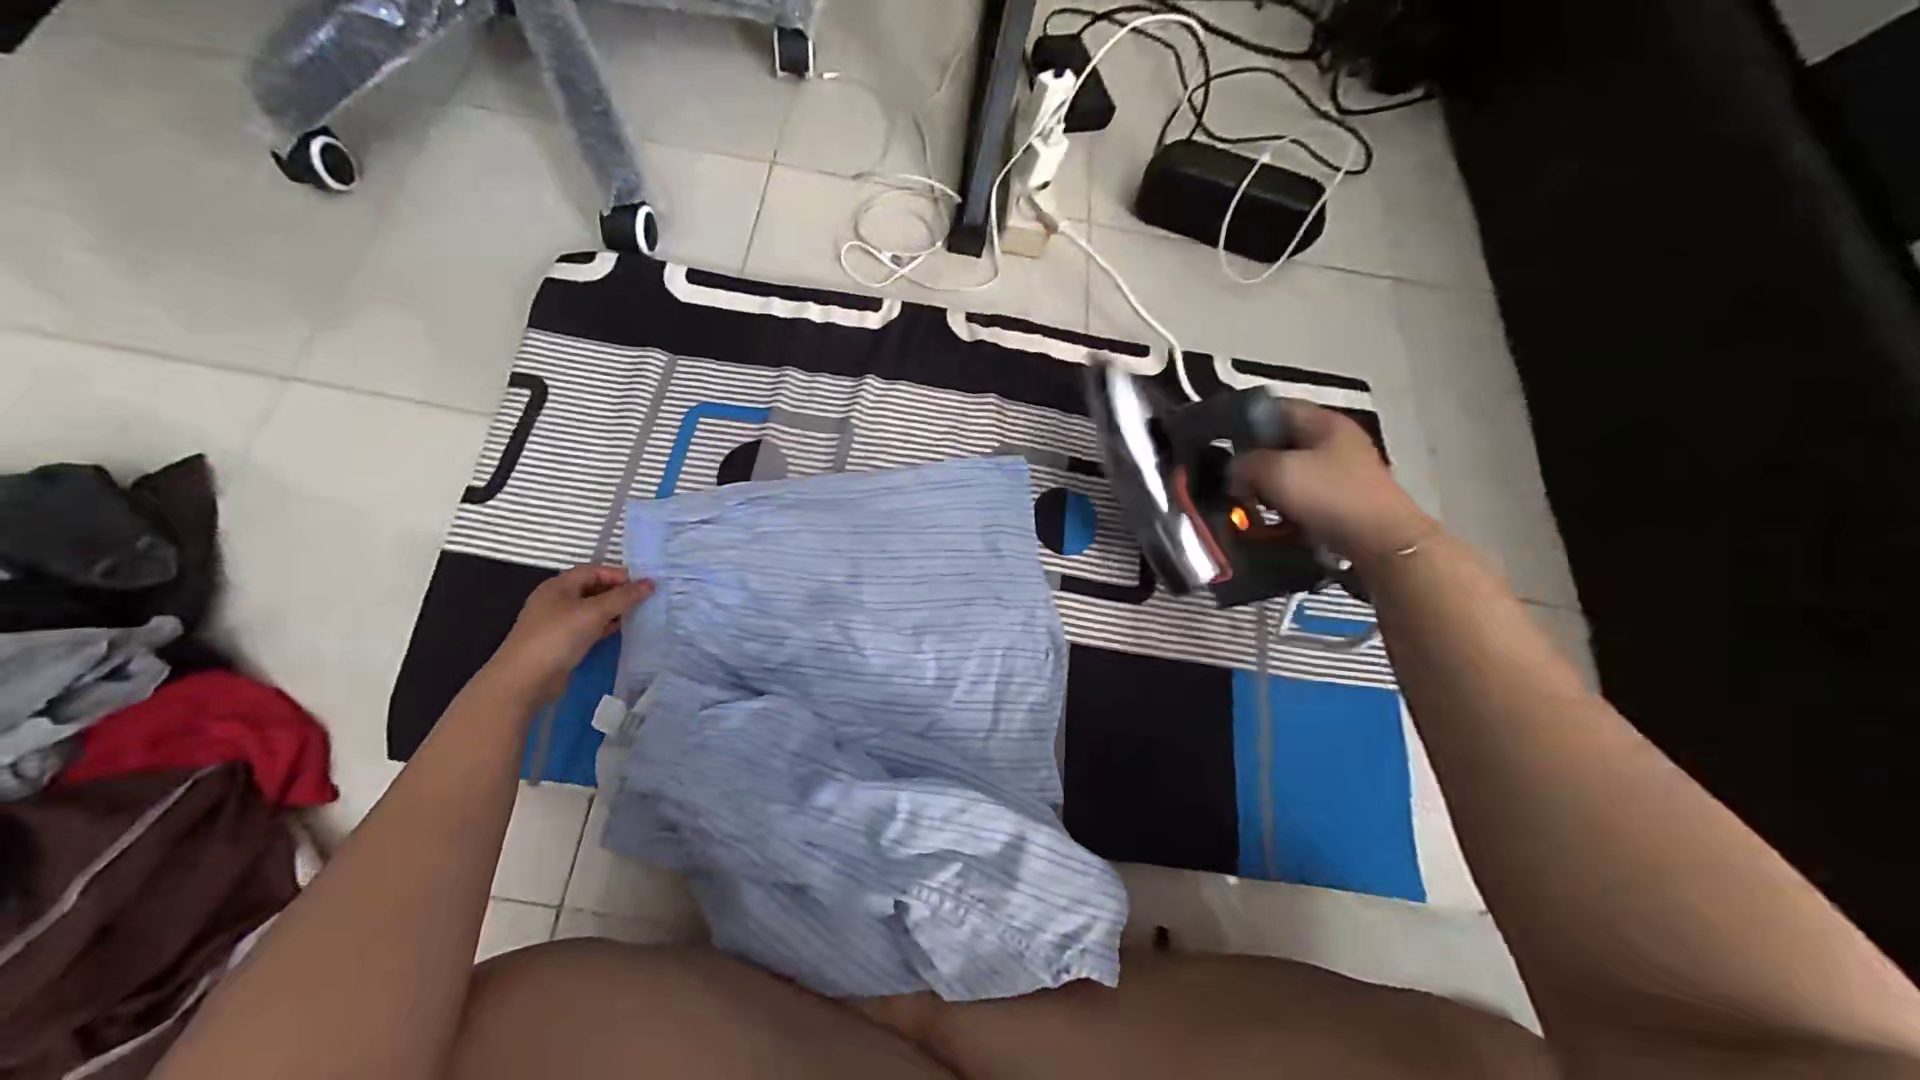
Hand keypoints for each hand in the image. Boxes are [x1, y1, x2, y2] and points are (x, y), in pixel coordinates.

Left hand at [483, 566, 653, 705]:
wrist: (525, 679)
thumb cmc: (558, 637)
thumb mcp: (594, 612)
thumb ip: (623, 597)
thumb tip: (650, 584)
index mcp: (559, 586)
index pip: (593, 570)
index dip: (618, 574)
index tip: (643, 585)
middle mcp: (557, 600)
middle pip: (593, 588)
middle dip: (618, 592)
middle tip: (645, 599)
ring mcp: (558, 622)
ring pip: (592, 608)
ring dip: (614, 610)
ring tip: (638, 614)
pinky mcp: (562, 641)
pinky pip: (589, 626)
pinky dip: (605, 626)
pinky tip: (621, 630)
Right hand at [1233, 399, 1440, 565]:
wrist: (1381, 543)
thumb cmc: (1330, 496)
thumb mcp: (1276, 471)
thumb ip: (1245, 463)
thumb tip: (1235, 471)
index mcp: (1325, 422)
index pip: (1276, 408)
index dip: (1246, 422)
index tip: (1225, 444)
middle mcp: (1335, 442)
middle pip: (1281, 444)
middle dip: (1254, 464)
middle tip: (1235, 482)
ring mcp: (1342, 473)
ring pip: (1289, 475)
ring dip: (1266, 491)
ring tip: (1249, 507)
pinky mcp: (1342, 502)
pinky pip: (1301, 500)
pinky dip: (1283, 510)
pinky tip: (1270, 525)